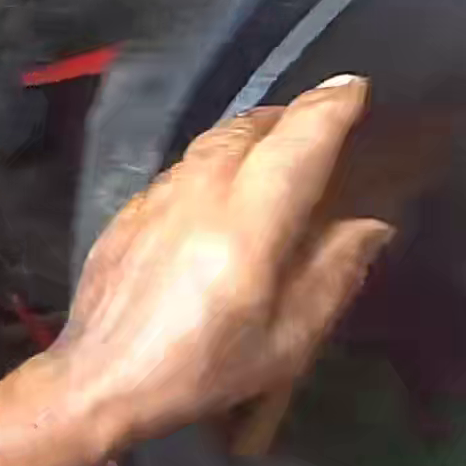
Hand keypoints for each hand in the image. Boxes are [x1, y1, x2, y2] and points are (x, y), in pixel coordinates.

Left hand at [54, 74, 391, 441]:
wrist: (100, 376)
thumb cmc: (198, 370)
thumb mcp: (284, 342)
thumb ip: (330, 274)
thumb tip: (366, 224)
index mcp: (243, 227)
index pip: (294, 144)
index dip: (328, 109)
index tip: (353, 89)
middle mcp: (193, 199)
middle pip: (242, 131)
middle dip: (284, 115)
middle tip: (313, 120)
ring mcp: (149, 204)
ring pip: (202, 147)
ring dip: (241, 137)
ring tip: (266, 149)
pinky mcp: (122, 217)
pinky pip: (172, 175)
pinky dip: (202, 166)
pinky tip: (209, 192)